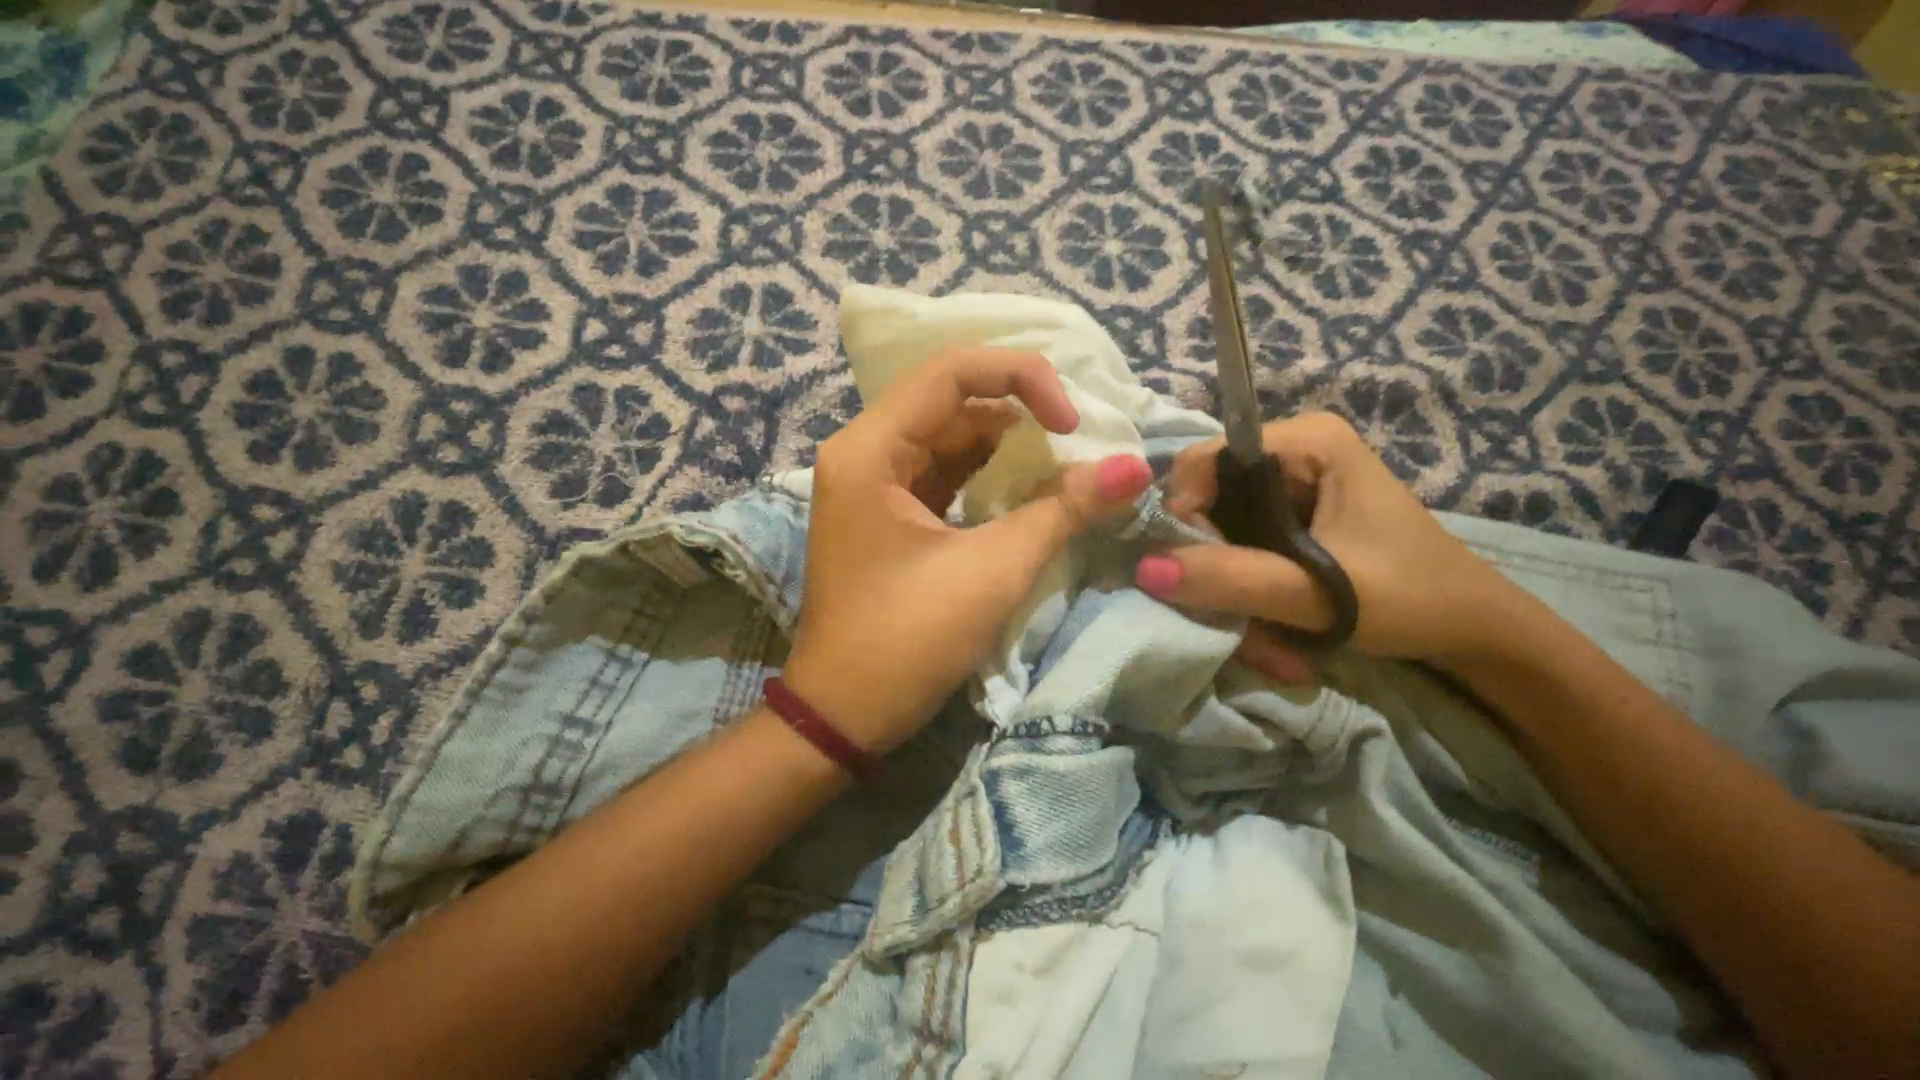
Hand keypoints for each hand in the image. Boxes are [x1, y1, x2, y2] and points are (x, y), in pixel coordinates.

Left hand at [783, 347, 1152, 754]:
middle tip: (1081, 446)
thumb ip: (1063, 510)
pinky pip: (945, 477)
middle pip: (953, 402)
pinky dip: (990, 480)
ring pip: (952, 441)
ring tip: (1069, 468)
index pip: (951, 370)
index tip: (1070, 424)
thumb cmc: (907, 639)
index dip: (1022, 377)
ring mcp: (873, 486)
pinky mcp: (887, 518)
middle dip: (1022, 415)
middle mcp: (864, 453)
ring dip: (1010, 451)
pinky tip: (1033, 496)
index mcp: (870, 448)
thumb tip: (1134, 467)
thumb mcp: (992, 570)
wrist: (843, 717)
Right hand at [1135, 412, 1533, 681]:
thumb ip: (1236, 579)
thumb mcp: (1321, 593)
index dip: (1184, 516)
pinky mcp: (1292, 522)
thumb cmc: (1412, 599)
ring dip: (1233, 595)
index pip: (1205, 461)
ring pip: (1222, 535)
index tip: (1190, 577)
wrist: (1473, 633)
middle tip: (1234, 628)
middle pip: (1209, 502)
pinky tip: (1275, 635)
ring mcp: (1292, 488)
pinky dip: (1249, 596)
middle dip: (1215, 571)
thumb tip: (1145, 570)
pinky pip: (1242, 551)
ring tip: (1269, 647)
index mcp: (1307, 440)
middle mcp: (1293, 452)